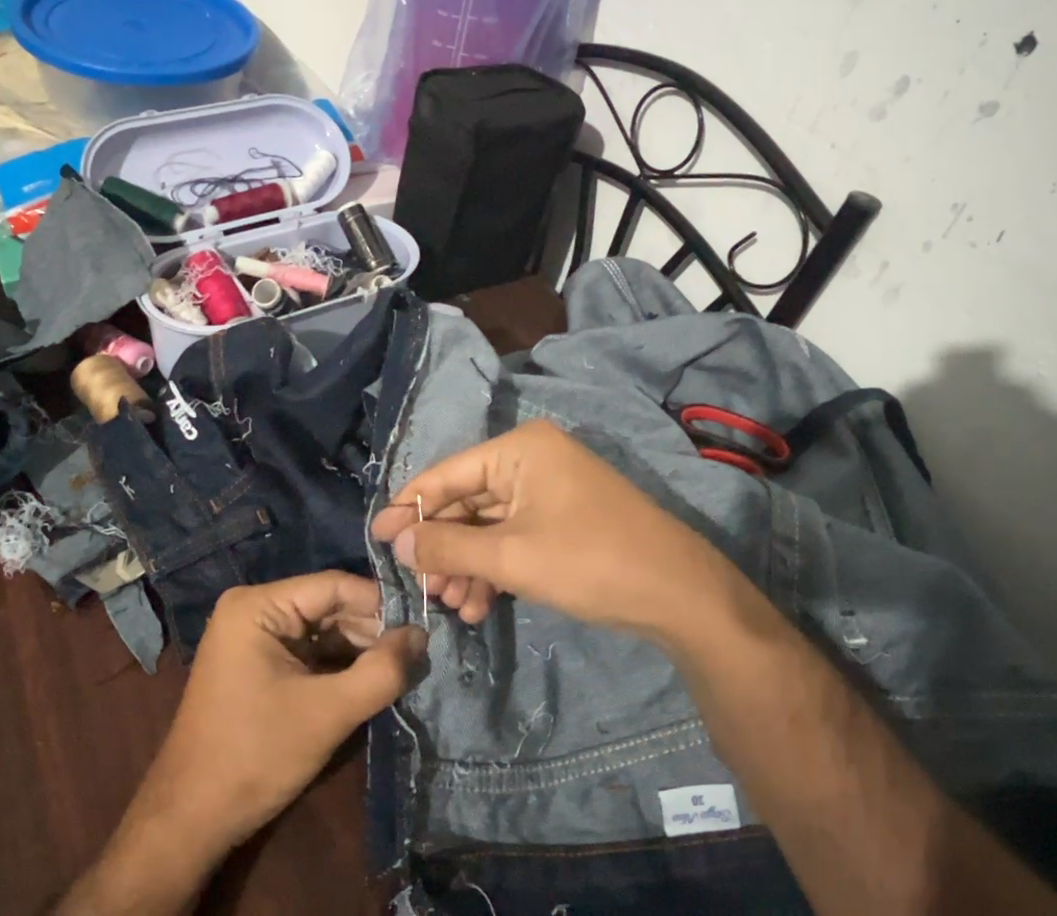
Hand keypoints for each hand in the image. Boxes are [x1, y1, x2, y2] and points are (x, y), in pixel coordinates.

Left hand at [58, 573, 423, 913]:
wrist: (193, 816)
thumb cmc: (256, 755)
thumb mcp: (329, 712)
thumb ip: (382, 671)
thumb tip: (422, 634)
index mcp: (258, 605)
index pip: (335, 586)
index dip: (382, 604)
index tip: (426, 625)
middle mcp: (253, 609)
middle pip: (330, 606)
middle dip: (374, 630)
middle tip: (421, 653)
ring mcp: (254, 637)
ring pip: (324, 630)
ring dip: (361, 651)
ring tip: (405, 669)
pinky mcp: (259, 665)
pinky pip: (310, 652)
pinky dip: (341, 666)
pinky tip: (374, 681)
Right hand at [369, 420, 734, 638]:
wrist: (680, 595)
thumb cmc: (590, 562)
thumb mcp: (510, 556)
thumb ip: (446, 545)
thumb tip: (396, 540)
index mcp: (519, 448)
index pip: (445, 474)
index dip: (407, 508)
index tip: (376, 541)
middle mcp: (532, 459)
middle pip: (465, 502)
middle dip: (443, 548)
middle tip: (423, 590)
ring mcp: (550, 490)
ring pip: (487, 526)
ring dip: (466, 566)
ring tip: (454, 608)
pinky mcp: (563, 521)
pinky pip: (513, 539)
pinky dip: (494, 569)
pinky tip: (480, 606)